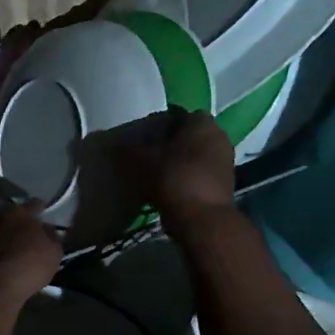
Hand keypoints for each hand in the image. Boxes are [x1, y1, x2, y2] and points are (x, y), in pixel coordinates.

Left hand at [0, 204, 61, 334]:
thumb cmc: (26, 270)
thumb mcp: (53, 254)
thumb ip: (51, 236)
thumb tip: (47, 228)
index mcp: (20, 213)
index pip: (34, 204)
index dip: (39, 209)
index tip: (42, 212)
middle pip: (6, 213)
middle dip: (12, 220)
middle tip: (17, 231)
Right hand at [119, 109, 236, 231]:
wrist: (202, 219)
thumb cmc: (173, 179)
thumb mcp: (142, 162)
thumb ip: (126, 150)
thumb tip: (110, 144)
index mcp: (201, 122)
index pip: (176, 115)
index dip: (157, 125)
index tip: (141, 138)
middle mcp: (218, 135)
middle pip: (187, 135)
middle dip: (169, 143)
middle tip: (147, 155)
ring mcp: (224, 160)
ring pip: (194, 155)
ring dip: (178, 161)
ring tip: (155, 173)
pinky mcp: (225, 183)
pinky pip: (199, 172)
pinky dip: (185, 177)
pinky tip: (168, 188)